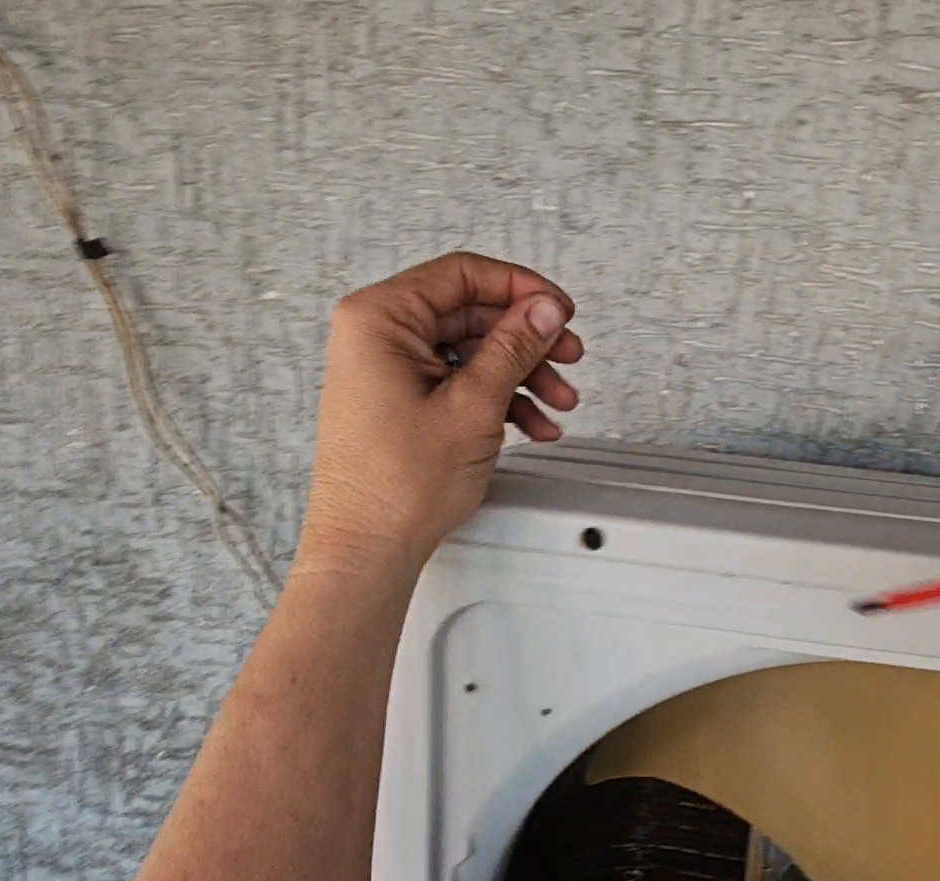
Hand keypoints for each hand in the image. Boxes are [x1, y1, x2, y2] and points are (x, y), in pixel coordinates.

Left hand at [295, 252, 582, 576]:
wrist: (371, 546)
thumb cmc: (397, 485)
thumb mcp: (474, 404)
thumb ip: (514, 347)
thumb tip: (543, 310)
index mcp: (380, 319)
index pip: (463, 275)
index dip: (521, 289)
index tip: (559, 309)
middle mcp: (379, 337)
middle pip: (473, 316)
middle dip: (529, 340)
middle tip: (569, 355)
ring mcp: (391, 370)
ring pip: (475, 353)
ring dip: (524, 375)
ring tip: (560, 401)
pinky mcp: (404, 401)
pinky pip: (463, 383)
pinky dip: (503, 399)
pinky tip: (536, 424)